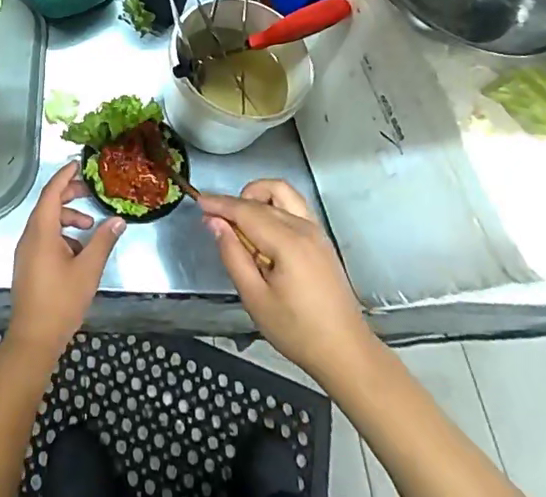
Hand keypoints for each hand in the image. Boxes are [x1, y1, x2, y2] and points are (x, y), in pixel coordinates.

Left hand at [8, 161, 123, 355]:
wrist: (34, 337)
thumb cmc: (61, 300)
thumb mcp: (88, 269)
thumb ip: (103, 241)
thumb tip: (118, 220)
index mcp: (41, 231)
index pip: (50, 192)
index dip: (64, 176)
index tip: (78, 164)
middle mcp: (30, 235)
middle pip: (47, 205)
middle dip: (68, 195)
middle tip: (90, 191)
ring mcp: (26, 250)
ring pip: (46, 223)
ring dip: (67, 218)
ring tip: (90, 227)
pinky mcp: (28, 264)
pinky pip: (44, 238)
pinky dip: (61, 235)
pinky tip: (79, 251)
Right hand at [198, 180, 371, 375]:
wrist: (347, 352)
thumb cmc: (297, 331)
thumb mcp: (254, 298)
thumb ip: (232, 255)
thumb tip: (215, 223)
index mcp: (288, 242)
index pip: (246, 210)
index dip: (219, 204)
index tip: (198, 203)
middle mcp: (305, 228)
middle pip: (263, 198)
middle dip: (235, 203)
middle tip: (217, 223)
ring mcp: (317, 232)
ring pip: (282, 193)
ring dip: (257, 198)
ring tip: (242, 225)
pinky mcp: (322, 240)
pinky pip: (293, 207)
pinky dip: (272, 207)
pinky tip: (263, 235)